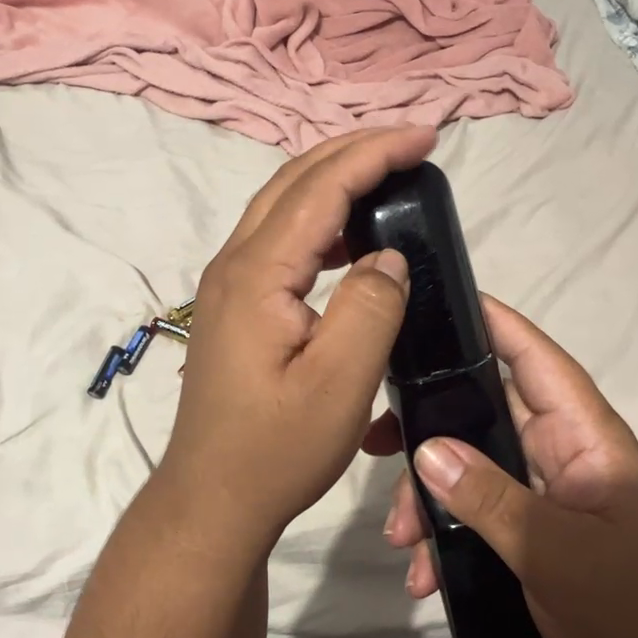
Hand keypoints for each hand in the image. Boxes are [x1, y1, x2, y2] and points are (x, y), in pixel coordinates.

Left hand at [159, 126, 437, 542]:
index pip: (320, 188)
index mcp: (257, 274)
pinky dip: (317, 221)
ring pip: (280, 208)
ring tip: (385, 179)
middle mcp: (234, 266)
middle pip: (292, 182)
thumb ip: (370, 308)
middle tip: (409, 145)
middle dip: (352, 152)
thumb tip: (387, 256)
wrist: (212, 499)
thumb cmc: (276, 450)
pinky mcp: (233, 308)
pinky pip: (277, 241)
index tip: (424, 138)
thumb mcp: (339, 384)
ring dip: (332, 182)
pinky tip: (349, 242)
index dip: (373, 154)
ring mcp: (227, 286)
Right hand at [371, 296, 637, 637]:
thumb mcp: (555, 552)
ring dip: (428, 496)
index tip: (430, 307)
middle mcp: (559, 450)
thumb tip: (425, 447)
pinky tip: (423, 573)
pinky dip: (444, 533)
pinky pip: (474, 509)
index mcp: (583, 436)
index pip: (535, 358)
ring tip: (400, 539)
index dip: (491, 324)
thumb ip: (489, 497)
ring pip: (468, 464)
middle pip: (482, 410)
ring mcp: (542, 488)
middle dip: (426, 428)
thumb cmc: (630, 608)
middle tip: (372, 444)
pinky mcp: (528, 524)